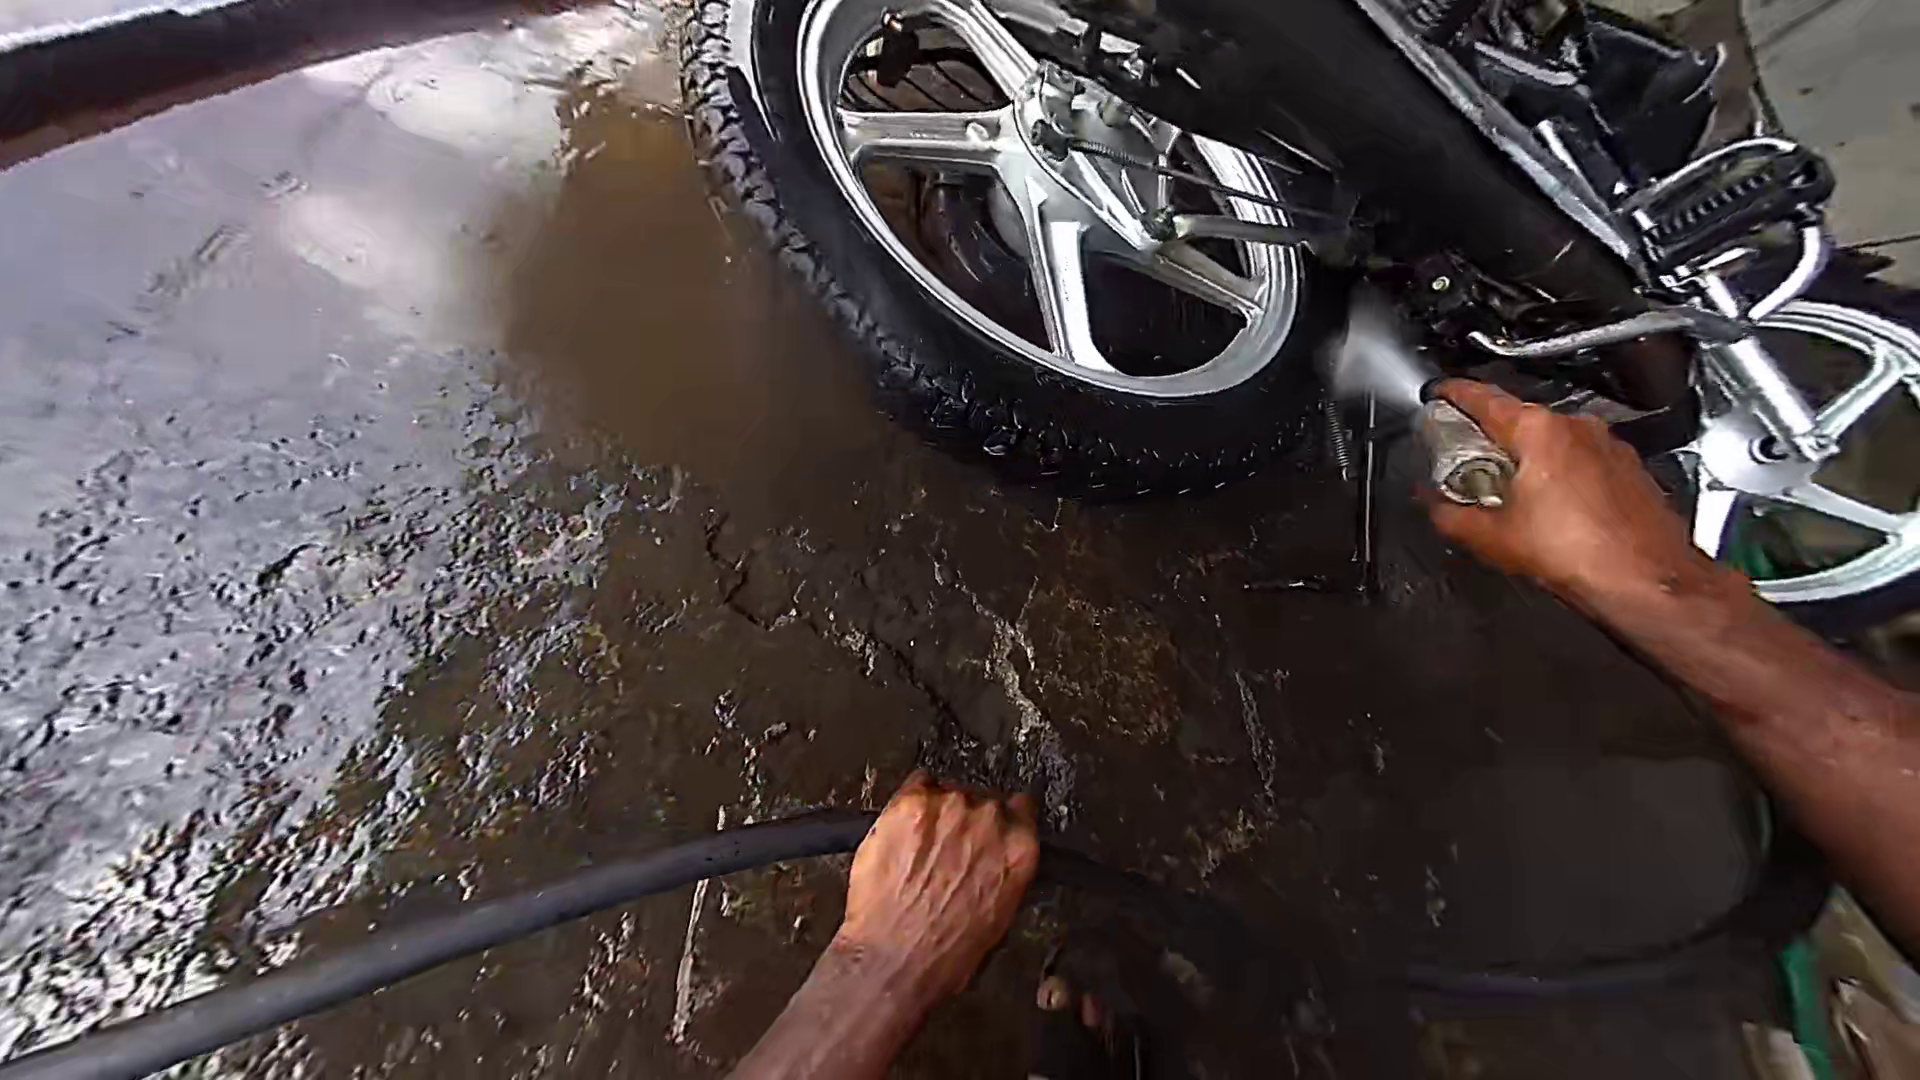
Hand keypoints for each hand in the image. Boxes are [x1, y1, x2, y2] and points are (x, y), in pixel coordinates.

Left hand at [831, 772, 1039, 1001]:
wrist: (893, 960)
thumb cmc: (943, 953)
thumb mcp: (999, 917)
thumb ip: (1004, 870)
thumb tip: (997, 854)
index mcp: (1018, 849)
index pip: (1021, 806)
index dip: (1005, 815)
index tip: (993, 822)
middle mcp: (989, 820)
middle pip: (981, 799)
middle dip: (965, 820)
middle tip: (945, 849)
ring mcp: (951, 806)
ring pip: (948, 791)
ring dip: (937, 813)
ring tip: (919, 849)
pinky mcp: (913, 801)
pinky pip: (917, 783)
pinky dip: (911, 801)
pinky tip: (904, 830)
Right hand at [1425, 379, 1727, 607]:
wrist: (1645, 581)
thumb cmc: (1575, 553)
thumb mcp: (1482, 534)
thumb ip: (1443, 509)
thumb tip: (1427, 498)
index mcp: (1539, 432)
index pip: (1485, 398)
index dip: (1453, 394)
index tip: (1439, 393)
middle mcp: (1577, 429)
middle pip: (1515, 416)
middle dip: (1482, 431)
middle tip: (1454, 451)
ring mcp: (1607, 446)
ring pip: (1546, 436)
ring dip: (1516, 451)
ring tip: (1492, 480)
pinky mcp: (1625, 467)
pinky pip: (1573, 454)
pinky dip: (1548, 466)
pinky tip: (1535, 498)